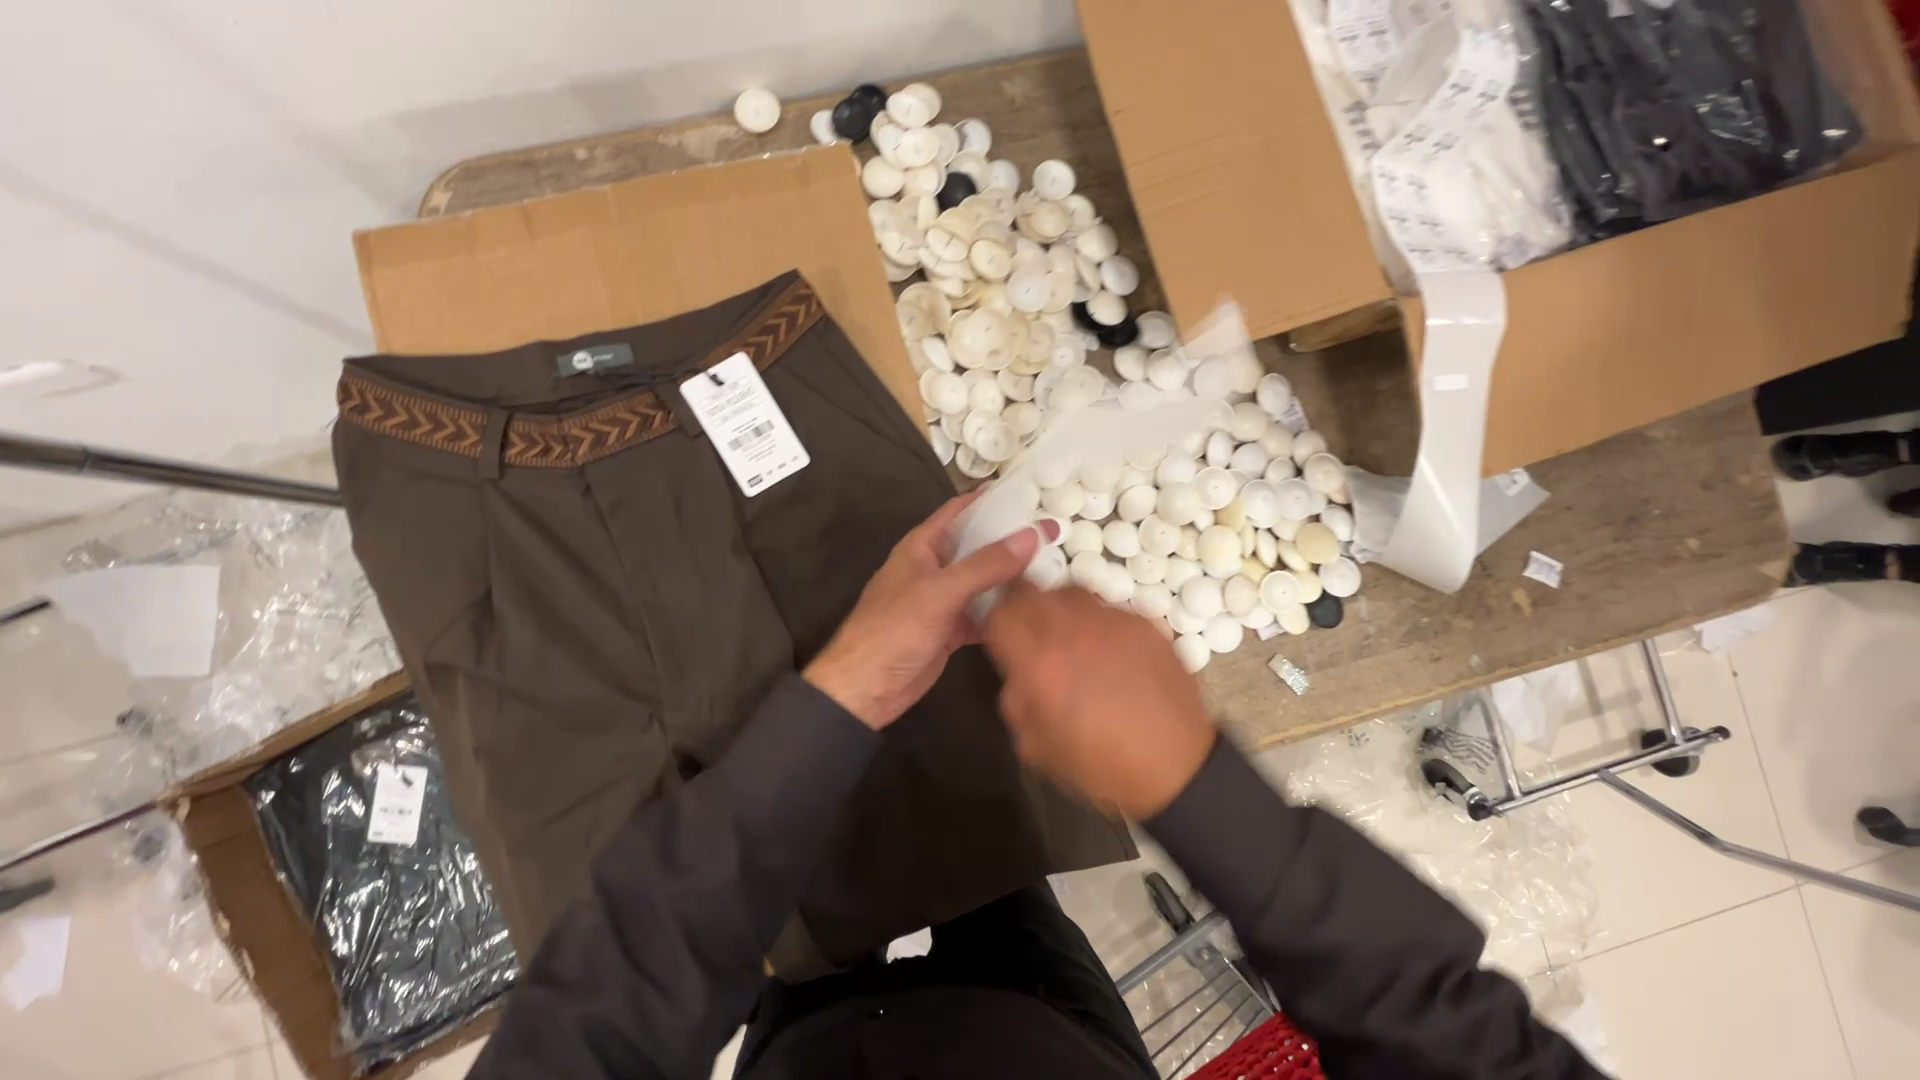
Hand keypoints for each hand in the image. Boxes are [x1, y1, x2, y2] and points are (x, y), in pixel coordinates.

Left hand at [804, 492, 1052, 729]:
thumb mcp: (940, 592)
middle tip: (1055, 533)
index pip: (961, 511)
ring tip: (1055, 568)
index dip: (993, 500)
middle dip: (1012, 540)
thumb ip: (985, 565)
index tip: (1031, 494)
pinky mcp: (951, 631)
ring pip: (984, 581)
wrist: (865, 689)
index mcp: (923, 546)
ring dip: (1012, 577)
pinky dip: (1004, 612)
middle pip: (978, 546)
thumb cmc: (894, 630)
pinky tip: (1032, 610)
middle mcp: (934, 568)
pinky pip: (982, 614)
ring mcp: (943, 601)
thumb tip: (1031, 536)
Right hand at [984, 581, 1215, 818]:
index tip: (1000, 634)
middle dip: (1022, 608)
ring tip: (1067, 634)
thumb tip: (1018, 674)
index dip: (994, 621)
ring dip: (1059, 608)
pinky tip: (1107, 649)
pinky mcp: (1146, 624)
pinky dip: (1097, 621)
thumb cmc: (1101, 766)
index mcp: (1040, 665)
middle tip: (1029, 630)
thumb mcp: (1037, 747)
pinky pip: (1108, 608)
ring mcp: (1113, 623)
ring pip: (1071, 592)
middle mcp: (1073, 632)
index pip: (1001, 614)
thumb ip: (1017, 700)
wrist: (1177, 768)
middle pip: (1032, 592)